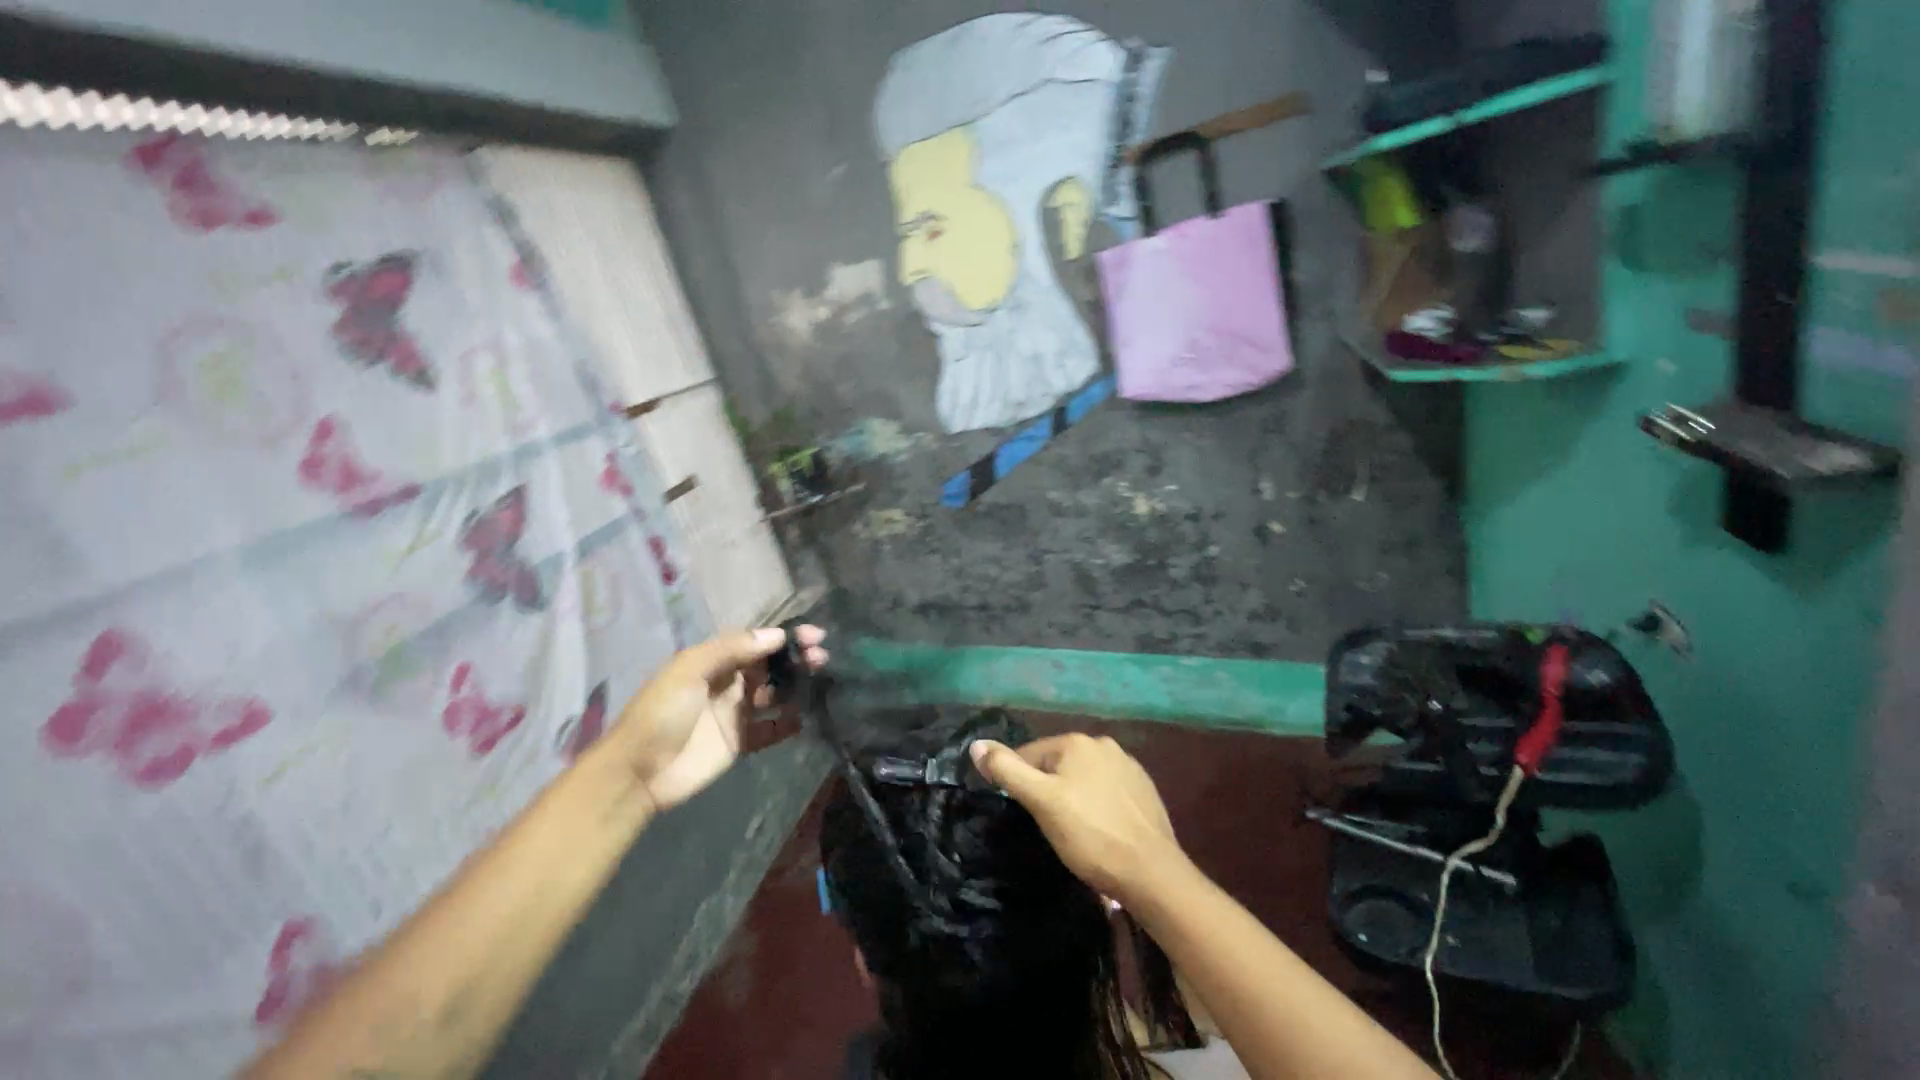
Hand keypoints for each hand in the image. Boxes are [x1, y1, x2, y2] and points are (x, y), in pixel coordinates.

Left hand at [608, 625, 826, 810]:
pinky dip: (788, 723)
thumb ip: (731, 649)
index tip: (812, 636)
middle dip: (796, 659)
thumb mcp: (689, 670)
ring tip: (820, 680)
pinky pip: (771, 729)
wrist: (639, 772)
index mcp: (713, 662)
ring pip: (775, 694)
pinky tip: (804, 717)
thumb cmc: (661, 713)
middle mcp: (727, 684)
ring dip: (797, 686)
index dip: (784, 637)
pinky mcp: (740, 743)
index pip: (755, 642)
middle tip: (822, 657)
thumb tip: (776, 635)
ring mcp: (734, 714)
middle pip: (769, 666)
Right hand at [969, 733, 1187, 907]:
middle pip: (1057, 764)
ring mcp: (1129, 766)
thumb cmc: (1089, 836)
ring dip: (1073, 796)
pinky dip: (1098, 805)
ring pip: (1083, 777)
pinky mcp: (1144, 789)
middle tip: (1049, 825)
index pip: (1029, 754)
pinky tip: (1100, 829)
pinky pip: (1107, 790)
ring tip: (1074, 831)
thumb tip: (976, 744)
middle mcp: (1104, 744)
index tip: (1025, 815)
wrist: (1151, 871)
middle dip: (1048, 789)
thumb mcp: (1041, 803)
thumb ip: (1008, 771)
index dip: (1020, 784)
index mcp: (1077, 742)